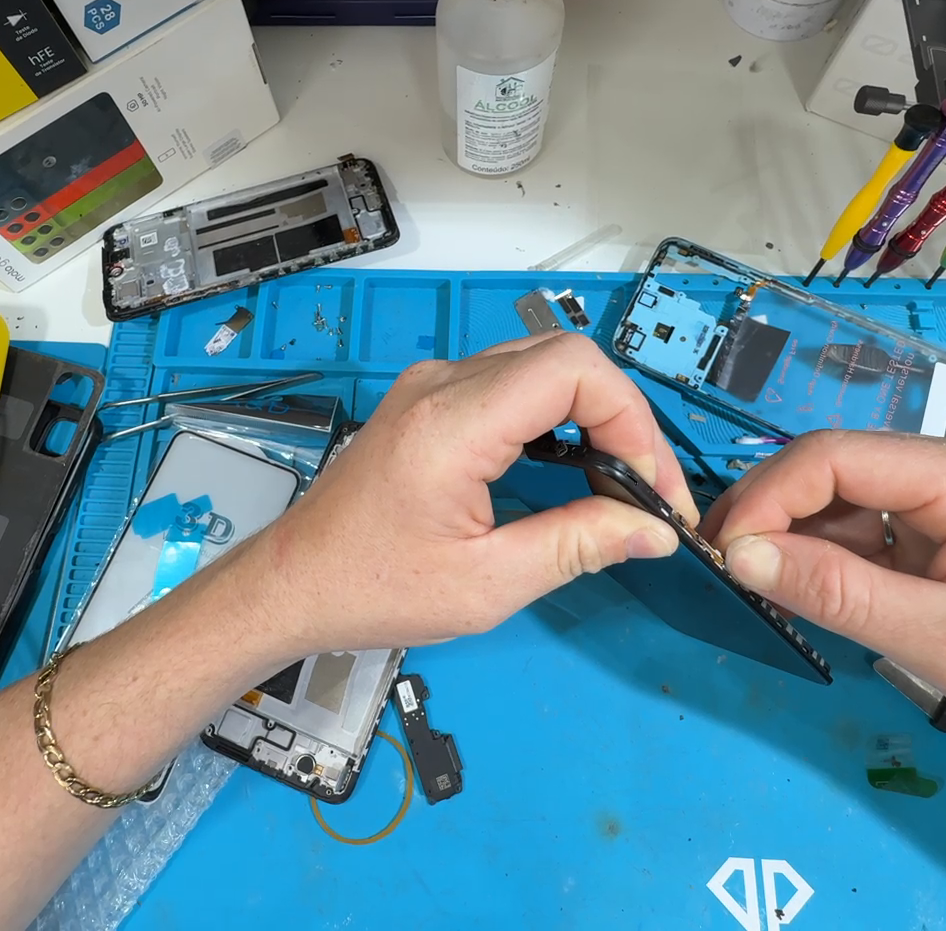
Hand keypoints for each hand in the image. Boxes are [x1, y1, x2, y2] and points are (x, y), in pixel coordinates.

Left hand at [244, 333, 692, 653]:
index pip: (573, 368)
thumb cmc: (373, 589)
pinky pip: (508, 382)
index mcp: (454, 421)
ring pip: (539, 364)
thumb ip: (577, 547)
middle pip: (563, 357)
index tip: (650, 485)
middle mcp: (441, 383)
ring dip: (588, 412)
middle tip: (643, 486)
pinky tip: (566, 463)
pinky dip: (552, 414)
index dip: (631, 417)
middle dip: (619, 416)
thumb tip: (651, 529)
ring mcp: (430, 384)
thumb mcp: (485, 585)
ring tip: (615, 477)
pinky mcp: (426, 399)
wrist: (295, 580)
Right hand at [702, 430, 945, 783]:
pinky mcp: (943, 541)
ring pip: (840, 506)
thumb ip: (836, 593)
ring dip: (795, 544)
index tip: (723, 551)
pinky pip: (863, 537)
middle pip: (832, 473)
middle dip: (773, 516)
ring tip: (763, 591)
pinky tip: (806, 595)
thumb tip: (737, 556)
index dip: (767, 495)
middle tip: (728, 570)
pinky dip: (825, 565)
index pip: (836, 455)